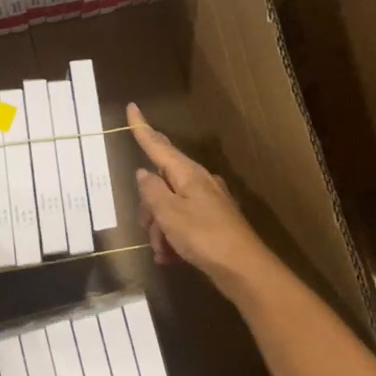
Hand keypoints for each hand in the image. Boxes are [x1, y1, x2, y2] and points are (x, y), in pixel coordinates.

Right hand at [129, 102, 273, 293]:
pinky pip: (183, 224)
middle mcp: (199, 182)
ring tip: (164, 252)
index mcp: (188, 173)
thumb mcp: (169, 213)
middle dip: (149, 208)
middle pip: (161, 183)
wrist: (244, 269)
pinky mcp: (213, 223)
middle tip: (148, 231)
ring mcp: (208, 202)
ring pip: (170, 208)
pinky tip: (171, 258)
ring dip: (161, 229)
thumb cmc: (204, 237)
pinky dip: (174, 239)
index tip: (131, 107)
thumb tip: (143, 172)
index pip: (158, 145)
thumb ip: (152, 191)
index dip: (142, 128)